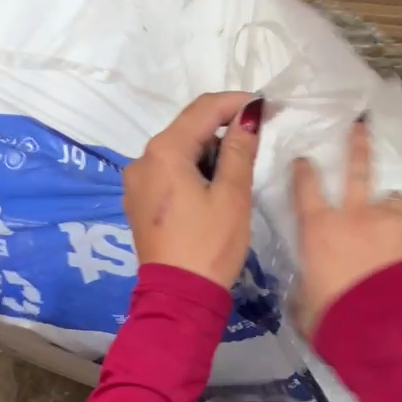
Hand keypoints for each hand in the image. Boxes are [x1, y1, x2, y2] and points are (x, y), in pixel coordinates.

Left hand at [123, 92, 264, 289]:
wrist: (180, 299)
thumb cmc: (210, 247)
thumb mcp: (232, 196)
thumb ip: (239, 151)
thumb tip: (247, 116)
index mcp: (164, 151)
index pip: (204, 109)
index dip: (237, 103)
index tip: (265, 106)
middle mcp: (142, 160)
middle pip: (187, 130)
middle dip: (222, 132)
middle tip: (254, 146)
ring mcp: (136, 185)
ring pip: (177, 154)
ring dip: (207, 156)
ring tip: (234, 178)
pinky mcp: (139, 206)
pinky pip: (168, 177)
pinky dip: (191, 175)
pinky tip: (210, 194)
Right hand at [290, 120, 401, 333]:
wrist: (384, 334)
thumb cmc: (335, 322)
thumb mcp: (305, 309)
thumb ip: (304, 290)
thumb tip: (304, 288)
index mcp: (320, 231)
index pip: (306, 188)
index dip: (303, 171)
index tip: (304, 161)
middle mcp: (356, 217)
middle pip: (357, 169)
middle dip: (358, 145)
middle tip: (361, 128)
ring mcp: (391, 225)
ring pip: (394, 200)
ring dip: (390, 208)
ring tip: (391, 223)